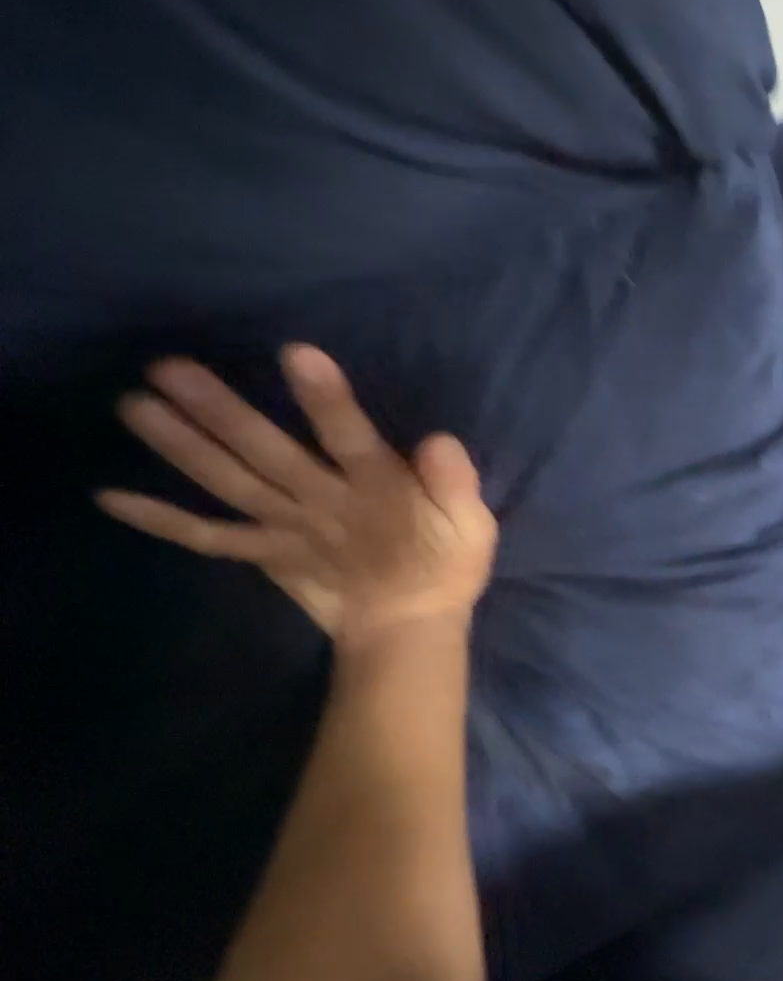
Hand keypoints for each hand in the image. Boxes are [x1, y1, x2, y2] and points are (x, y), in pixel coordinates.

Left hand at [98, 344, 497, 642]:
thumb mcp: (473, 525)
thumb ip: (457, 483)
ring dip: (182, 447)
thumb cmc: (446, 566)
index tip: (294, 353)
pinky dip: (161, 521)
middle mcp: (326, 505)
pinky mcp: (268, 553)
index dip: (326, 399)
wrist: (410, 627)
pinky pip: (210, 538)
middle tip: (167, 369)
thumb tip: (438, 440)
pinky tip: (111, 498)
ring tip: (135, 405)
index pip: (351, 439)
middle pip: (269, 455)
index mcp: (382, 492)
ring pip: (231, 485)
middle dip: (221, 412)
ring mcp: (290, 530)